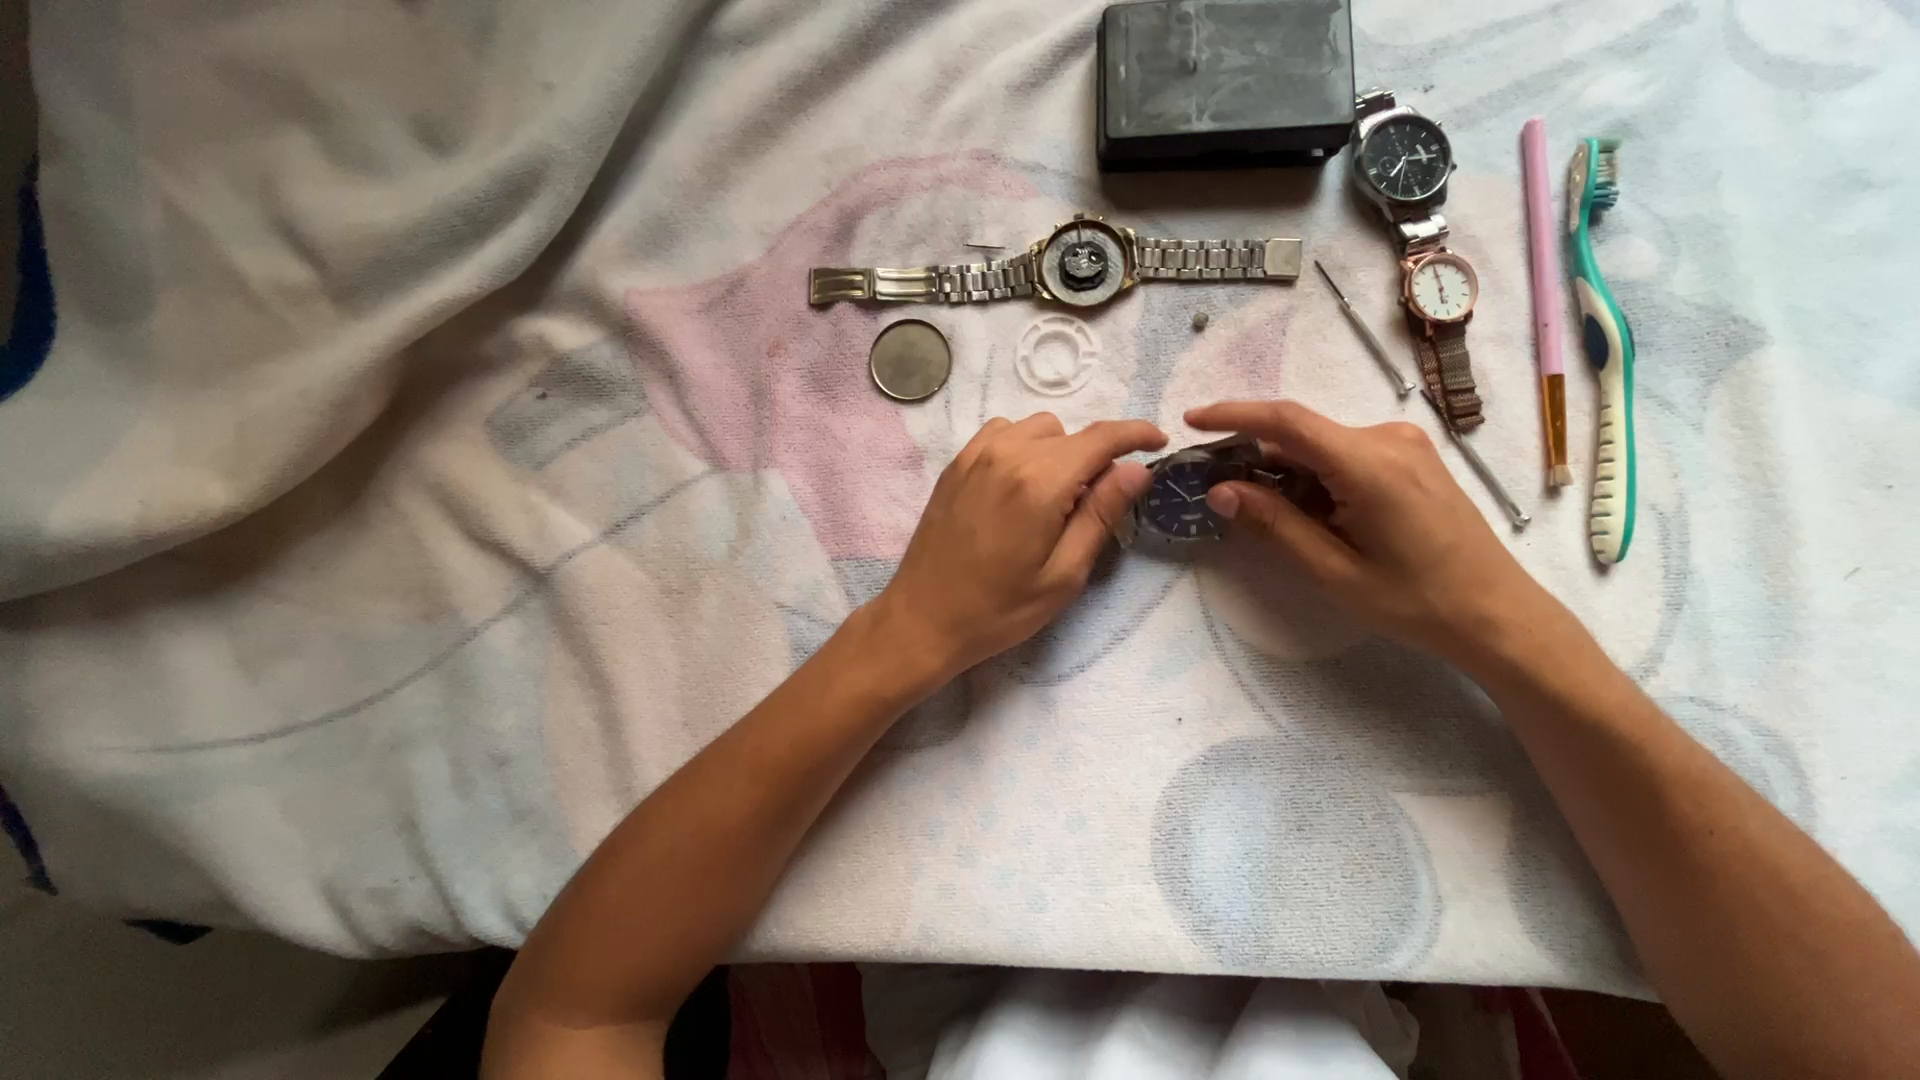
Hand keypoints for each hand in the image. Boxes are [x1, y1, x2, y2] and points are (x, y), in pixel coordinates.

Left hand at [872, 413, 1166, 680]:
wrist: (923, 619)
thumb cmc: (999, 609)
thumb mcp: (1064, 574)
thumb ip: (1101, 515)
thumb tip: (1136, 469)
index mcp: (1039, 483)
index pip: (1101, 438)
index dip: (1136, 434)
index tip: (1158, 442)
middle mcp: (1007, 456)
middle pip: (1071, 432)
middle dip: (1094, 458)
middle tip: (1091, 506)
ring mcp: (975, 456)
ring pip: (1037, 428)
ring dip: (1058, 451)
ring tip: (1053, 498)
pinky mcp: (956, 465)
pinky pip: (1002, 434)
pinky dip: (1023, 448)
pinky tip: (1020, 486)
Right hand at [1186, 400, 1558, 668]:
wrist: (1496, 613)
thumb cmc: (1416, 601)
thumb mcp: (1334, 571)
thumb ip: (1274, 525)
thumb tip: (1220, 491)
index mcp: (1370, 465)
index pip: (1287, 421)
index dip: (1234, 415)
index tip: (1191, 421)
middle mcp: (1388, 439)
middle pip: (1301, 433)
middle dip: (1254, 456)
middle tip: (1219, 493)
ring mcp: (1404, 446)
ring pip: (1320, 445)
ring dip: (1285, 471)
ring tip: (1266, 515)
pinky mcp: (1410, 459)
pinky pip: (1344, 454)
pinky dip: (1313, 475)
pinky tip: (1308, 512)